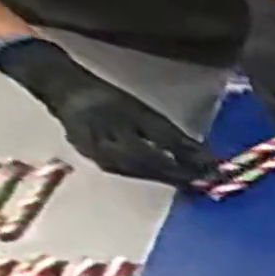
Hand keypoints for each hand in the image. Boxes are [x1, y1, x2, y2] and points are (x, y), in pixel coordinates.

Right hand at [0, 38, 217, 185]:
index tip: (212, 177)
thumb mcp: (144, 114)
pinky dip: (156, 177)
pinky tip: (173, 180)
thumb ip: (176, 140)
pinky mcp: (101, 165)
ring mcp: (101, 162)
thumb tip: (209, 160)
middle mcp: (106, 153)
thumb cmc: (107, 98)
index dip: (188, 170)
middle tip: (210, 185)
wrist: (62, 89)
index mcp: (114, 134)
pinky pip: (136, 175)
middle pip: (154, 172)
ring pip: (146, 177)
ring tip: (197, 185)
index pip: (160, 160)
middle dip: (184, 179)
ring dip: (173, 182)